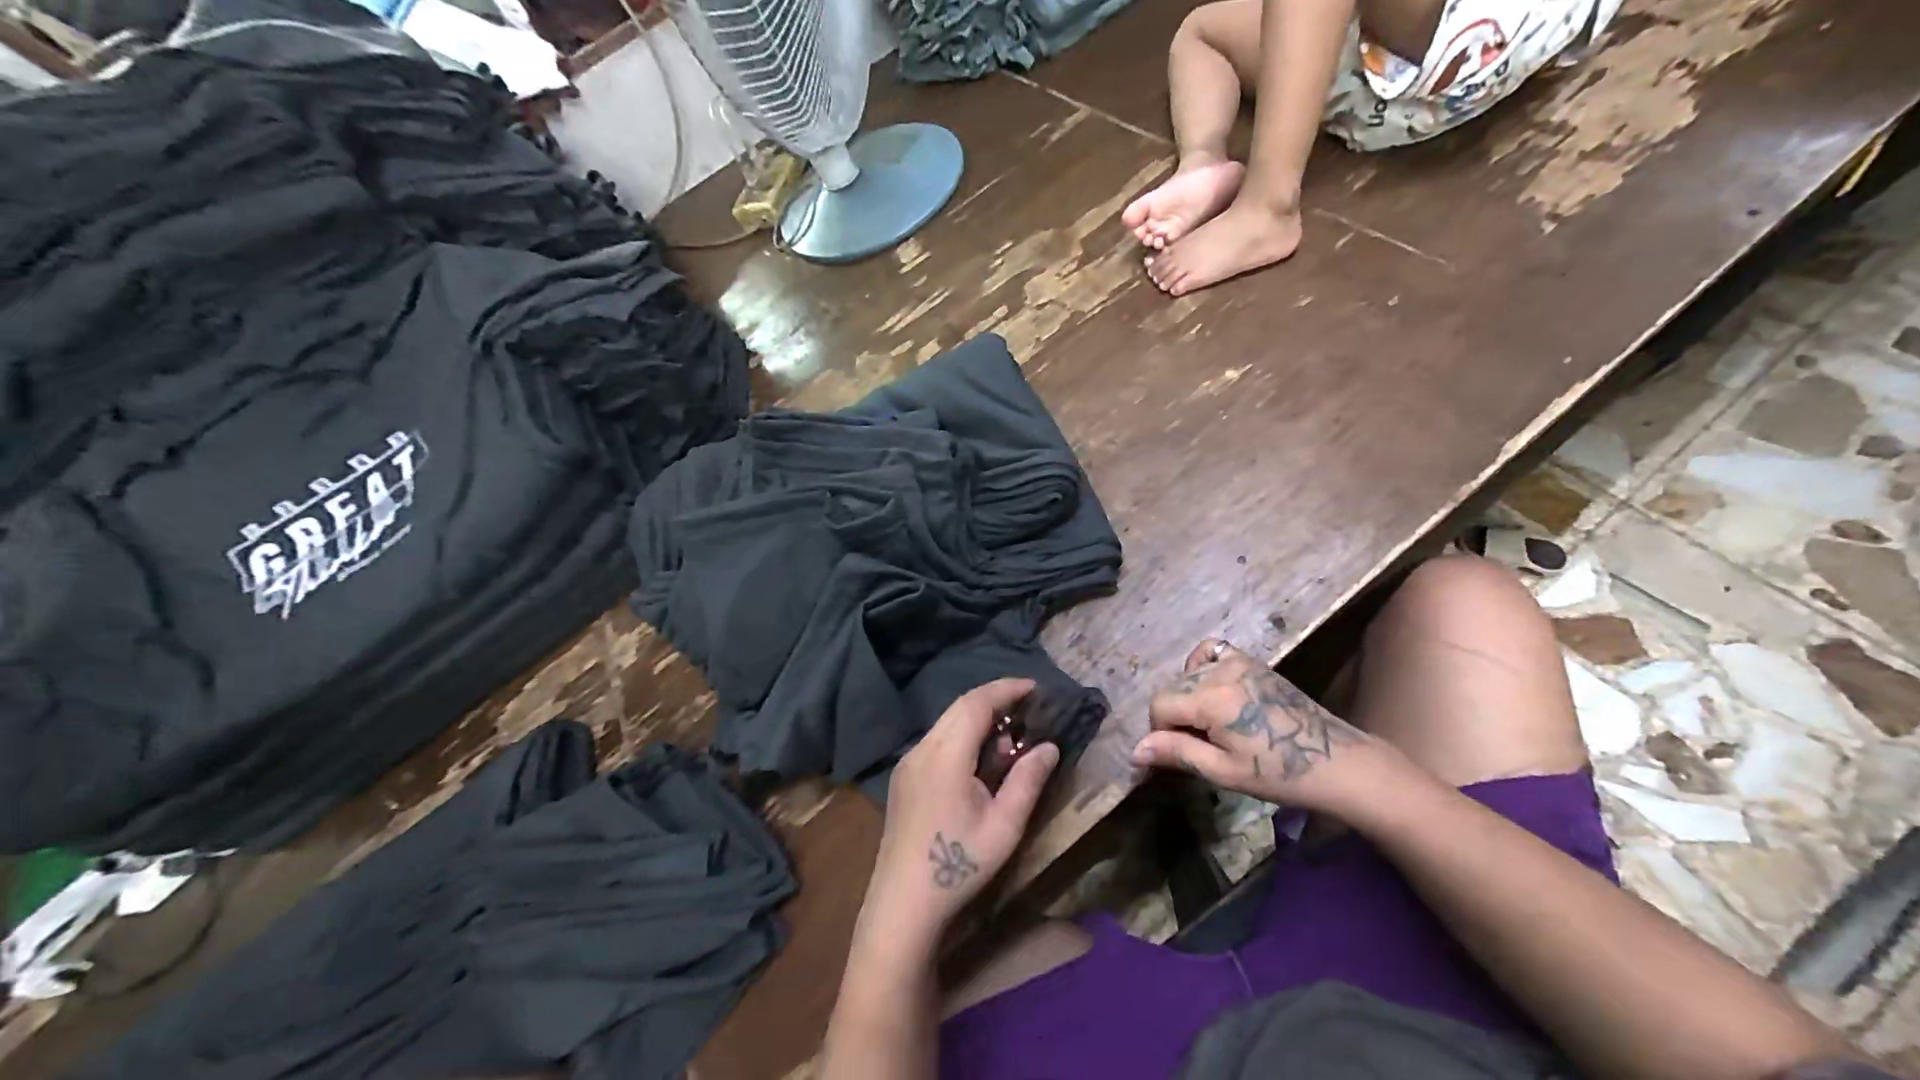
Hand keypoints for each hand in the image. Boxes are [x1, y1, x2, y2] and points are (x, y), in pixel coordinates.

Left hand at [863, 678, 1060, 949]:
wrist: (903, 902)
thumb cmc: (959, 865)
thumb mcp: (1005, 826)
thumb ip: (1028, 780)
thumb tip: (1049, 746)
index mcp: (945, 755)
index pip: (975, 703)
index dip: (1006, 689)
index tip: (1034, 687)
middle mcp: (921, 749)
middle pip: (958, 707)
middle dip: (994, 699)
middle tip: (1027, 707)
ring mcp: (908, 763)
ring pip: (945, 722)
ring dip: (977, 718)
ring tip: (1010, 735)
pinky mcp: (904, 777)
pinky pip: (936, 740)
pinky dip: (962, 735)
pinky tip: (980, 759)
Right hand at [1133, 639, 1373, 811]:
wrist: (1337, 762)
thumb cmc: (1278, 774)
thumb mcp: (1222, 771)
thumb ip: (1175, 752)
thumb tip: (1133, 751)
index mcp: (1212, 698)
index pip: (1160, 704)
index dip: (1160, 732)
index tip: (1178, 754)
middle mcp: (1220, 671)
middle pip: (1172, 688)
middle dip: (1175, 716)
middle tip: (1201, 745)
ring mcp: (1238, 661)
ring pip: (1189, 674)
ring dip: (1189, 697)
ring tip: (1212, 726)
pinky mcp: (1252, 661)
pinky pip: (1211, 652)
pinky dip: (1201, 668)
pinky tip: (1214, 691)